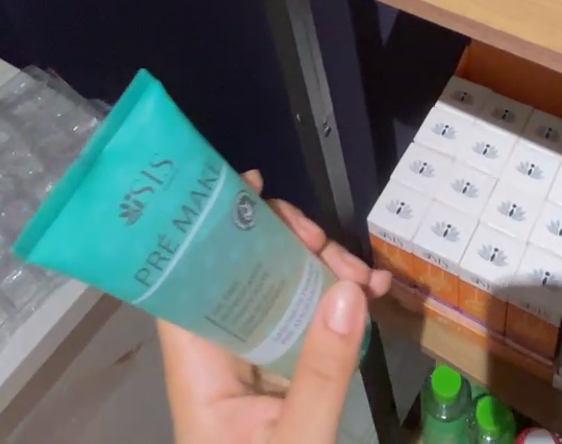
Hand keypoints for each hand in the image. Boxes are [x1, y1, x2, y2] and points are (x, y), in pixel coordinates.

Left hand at [158, 171, 391, 443]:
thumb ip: (321, 372)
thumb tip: (345, 287)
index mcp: (201, 372)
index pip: (187, 286)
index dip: (207, 231)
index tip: (245, 185)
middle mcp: (224, 358)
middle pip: (244, 274)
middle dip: (289, 245)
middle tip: (329, 244)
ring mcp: (260, 365)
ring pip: (283, 290)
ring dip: (325, 268)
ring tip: (367, 273)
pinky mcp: (290, 375)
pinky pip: (312, 319)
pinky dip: (342, 300)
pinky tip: (375, 289)